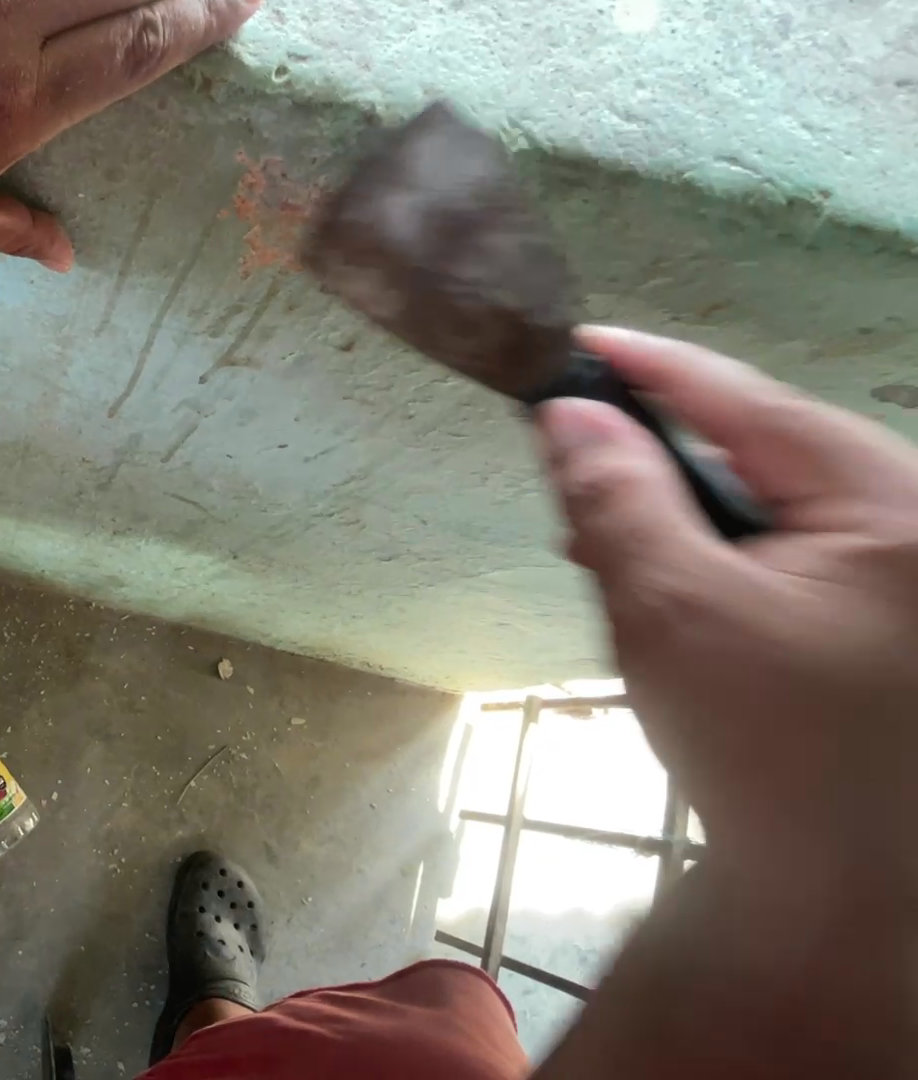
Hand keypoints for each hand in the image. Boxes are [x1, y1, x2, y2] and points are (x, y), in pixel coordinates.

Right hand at [537, 327, 917, 868]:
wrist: (848, 878)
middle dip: (655, 458)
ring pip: (767, 504)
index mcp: (894, 510)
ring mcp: (902, 571)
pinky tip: (666, 587)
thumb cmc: (763, 735)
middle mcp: (914, 524)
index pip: (748, 402)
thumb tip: (569, 414)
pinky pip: (783, 549)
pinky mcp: (882, 611)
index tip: (572, 343)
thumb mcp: (667, 605)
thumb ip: (616, 499)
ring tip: (605, 551)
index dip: (652, 366)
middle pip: (761, 452)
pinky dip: (710, 553)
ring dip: (677, 514)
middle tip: (570, 479)